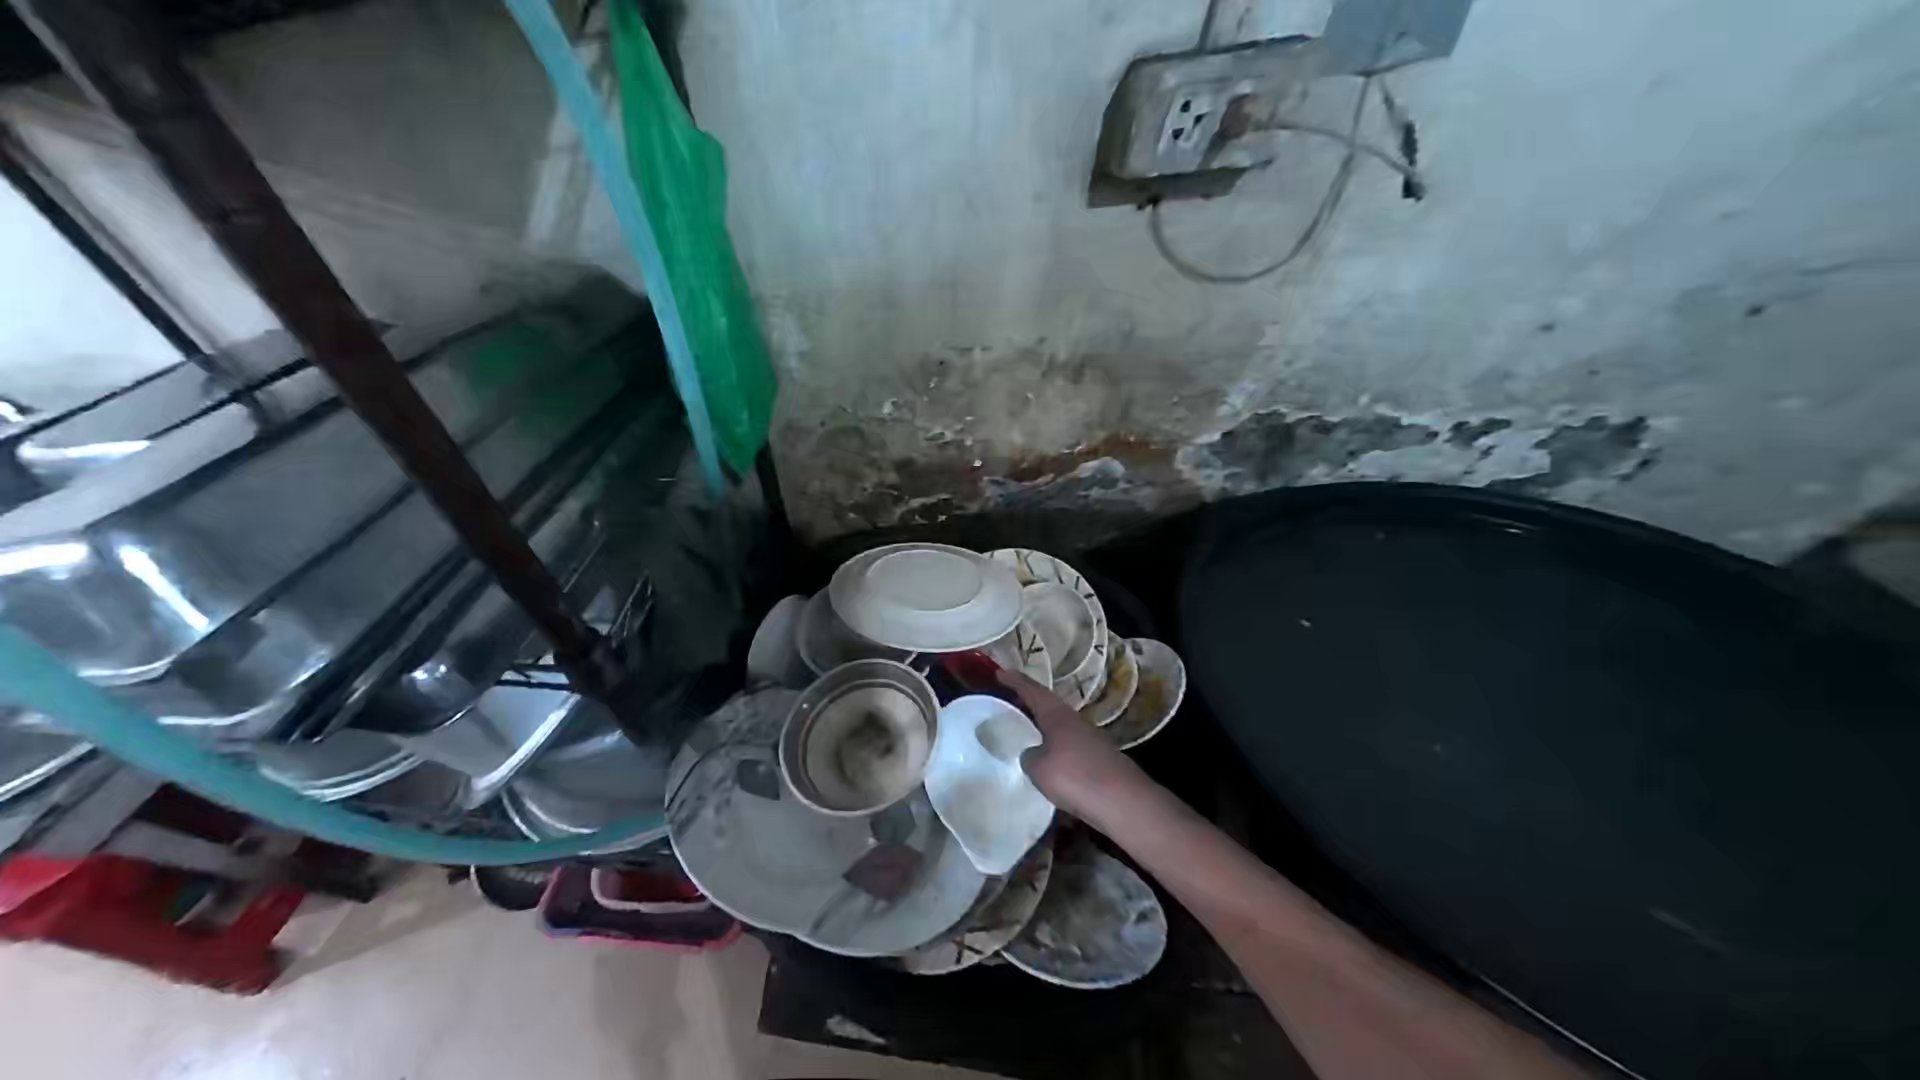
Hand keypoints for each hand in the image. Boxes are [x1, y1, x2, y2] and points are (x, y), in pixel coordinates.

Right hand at [996, 667, 1147, 827]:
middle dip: (1028, 705)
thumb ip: (1029, 757)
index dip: (1015, 681)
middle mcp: (1074, 721)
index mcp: (1057, 715)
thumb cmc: (1075, 776)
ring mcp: (1089, 740)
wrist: (1123, 802)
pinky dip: (1053, 749)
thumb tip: (1032, 754)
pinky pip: (1068, 748)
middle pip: (1047, 707)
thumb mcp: (1038, 767)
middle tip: (1007, 705)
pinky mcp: (1098, 760)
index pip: (1032, 690)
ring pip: (1059, 728)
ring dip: (1042, 729)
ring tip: (1023, 736)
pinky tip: (1046, 764)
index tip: (999, 673)